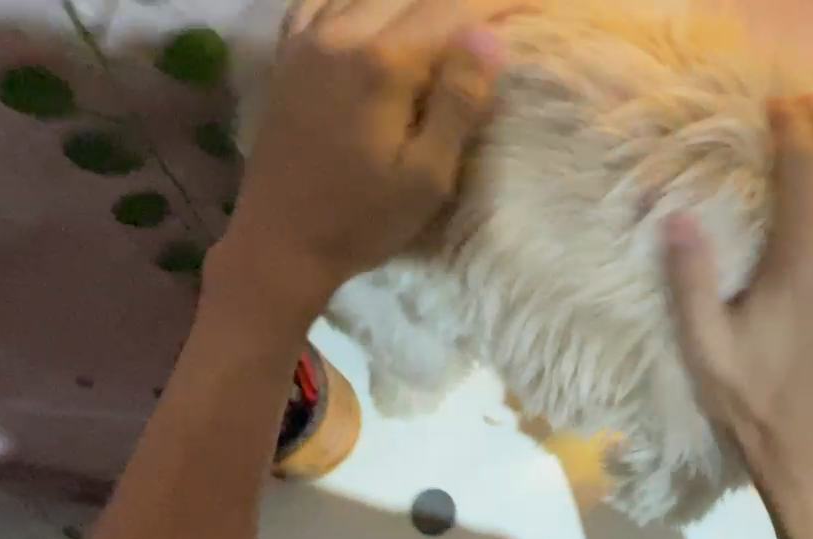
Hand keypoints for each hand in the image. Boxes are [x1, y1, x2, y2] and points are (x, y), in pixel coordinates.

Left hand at [226, 0, 508, 300]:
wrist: (280, 242)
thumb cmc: (362, 222)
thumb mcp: (425, 180)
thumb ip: (458, 106)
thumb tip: (489, 38)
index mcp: (384, 66)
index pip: (452, 10)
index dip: (495, 1)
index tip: (532, 0)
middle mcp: (343, 34)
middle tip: (495, 8)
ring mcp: (308, 40)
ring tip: (446, 12)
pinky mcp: (288, 56)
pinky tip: (374, 10)